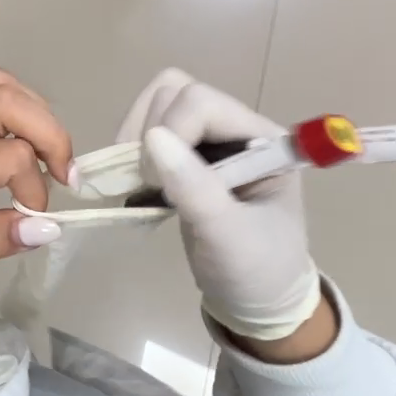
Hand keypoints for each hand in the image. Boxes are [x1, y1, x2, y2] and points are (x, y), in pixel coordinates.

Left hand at [0, 70, 73, 288]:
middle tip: (63, 179)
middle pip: (8, 100)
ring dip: (39, 118)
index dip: (35, 187)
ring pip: (3, 88)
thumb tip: (45, 228)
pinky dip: (24, 113)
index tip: (35, 220)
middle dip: (50, 135)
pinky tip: (31, 149)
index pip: (10, 154)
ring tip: (50, 163)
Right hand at [117, 69, 325, 347]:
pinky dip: (132, 147)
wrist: (256, 304)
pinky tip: (137, 183)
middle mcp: (236, 127)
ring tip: (142, 183)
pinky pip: (147, 124)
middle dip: (150, 132)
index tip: (161, 182)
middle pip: (175, 91)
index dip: (171, 130)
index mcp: (263, 138)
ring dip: (137, 137)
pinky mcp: (186, 151)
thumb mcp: (229, 237)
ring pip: (157, 102)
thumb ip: (195, 188)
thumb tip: (153, 137)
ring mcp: (210, 137)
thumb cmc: (255, 272)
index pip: (201, 102)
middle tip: (149, 182)